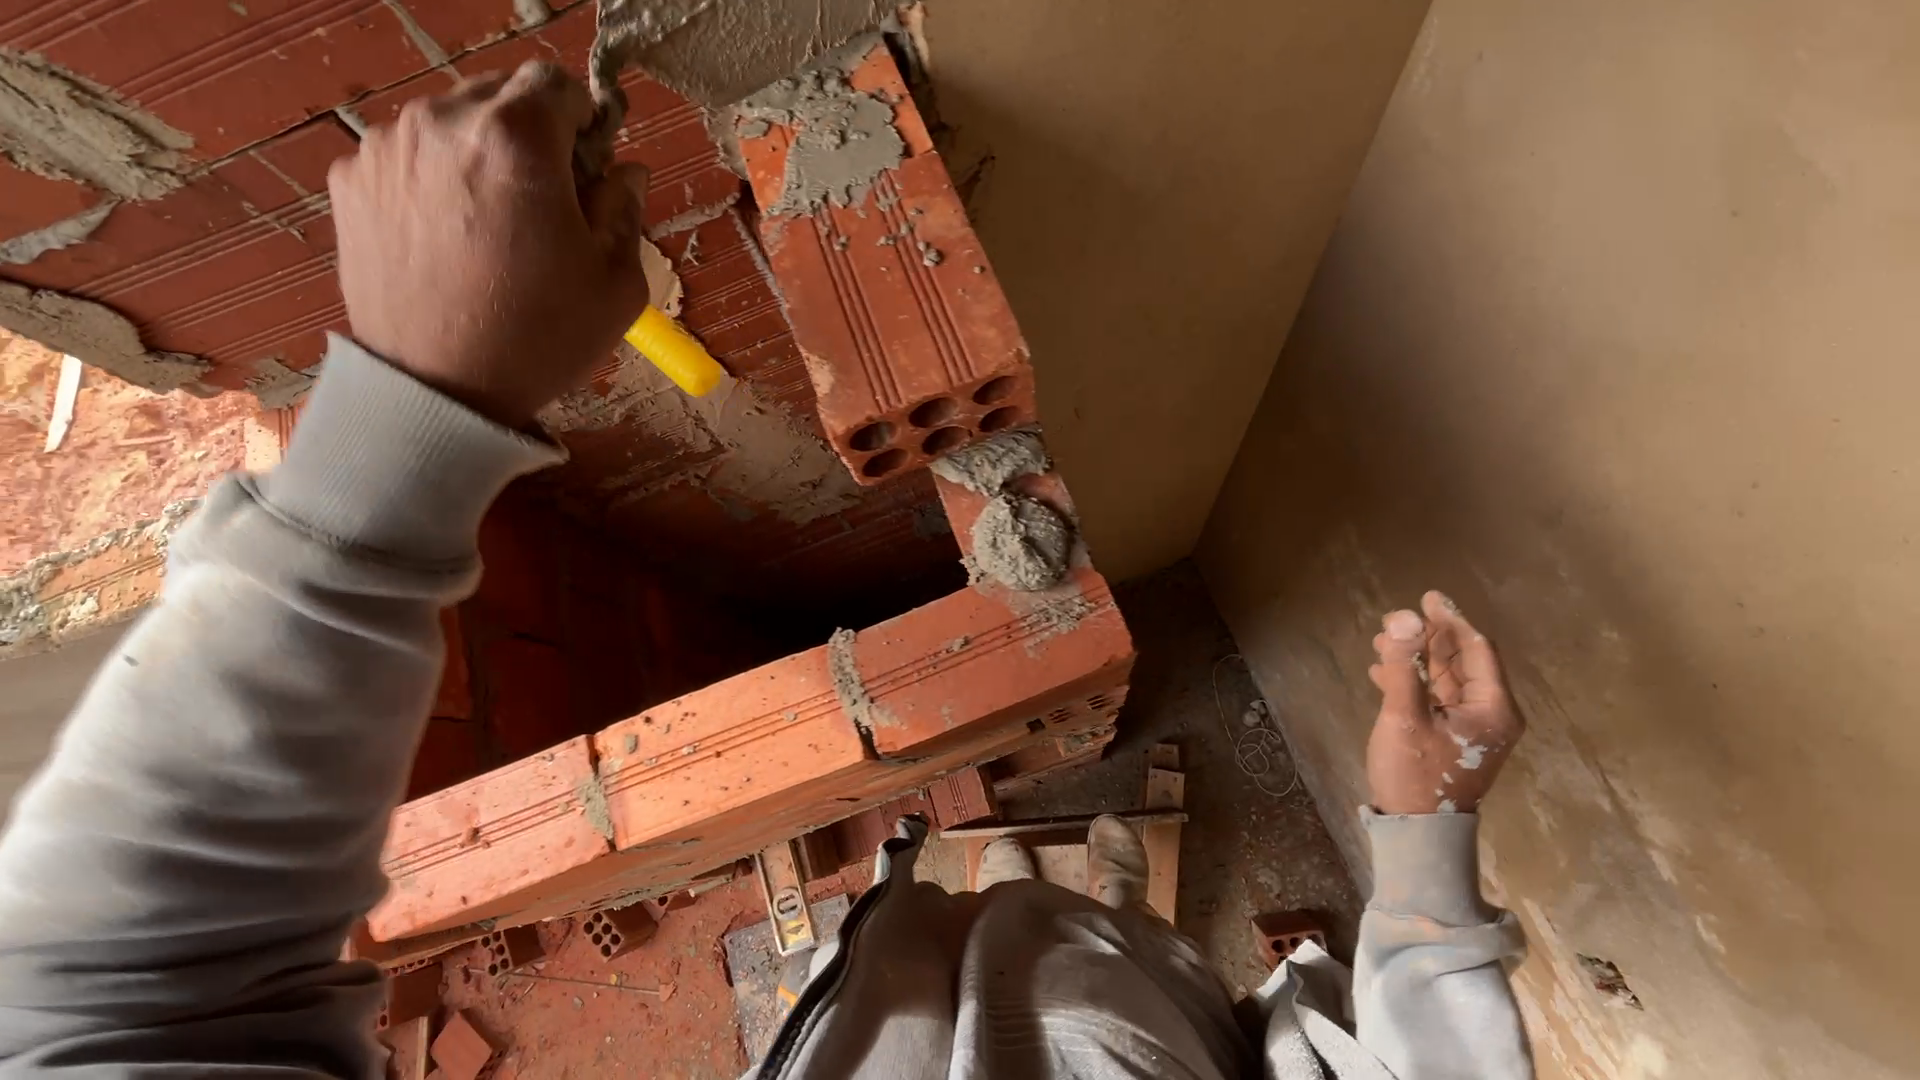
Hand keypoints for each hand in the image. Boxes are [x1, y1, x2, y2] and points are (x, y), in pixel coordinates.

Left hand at [328, 61, 650, 425]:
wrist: (439, 388)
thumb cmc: (544, 336)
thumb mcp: (619, 283)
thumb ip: (627, 209)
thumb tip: (626, 172)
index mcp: (517, 140)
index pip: (556, 82)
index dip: (583, 120)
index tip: (589, 166)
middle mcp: (441, 121)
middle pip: (500, 95)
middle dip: (532, 135)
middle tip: (546, 204)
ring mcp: (385, 147)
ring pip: (450, 123)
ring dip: (481, 155)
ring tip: (493, 228)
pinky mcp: (350, 181)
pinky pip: (408, 157)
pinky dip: (435, 180)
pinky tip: (449, 240)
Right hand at [1366, 591, 1523, 814]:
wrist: (1417, 829)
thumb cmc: (1417, 773)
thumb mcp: (1405, 717)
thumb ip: (1405, 666)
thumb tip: (1404, 617)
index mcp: (1493, 708)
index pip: (1477, 650)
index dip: (1451, 621)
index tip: (1427, 597)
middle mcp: (1490, 714)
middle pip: (1463, 661)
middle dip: (1428, 637)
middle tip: (1395, 619)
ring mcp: (1472, 727)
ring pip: (1447, 678)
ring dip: (1418, 657)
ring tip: (1382, 642)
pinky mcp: (1453, 737)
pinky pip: (1437, 696)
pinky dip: (1414, 679)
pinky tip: (1384, 672)